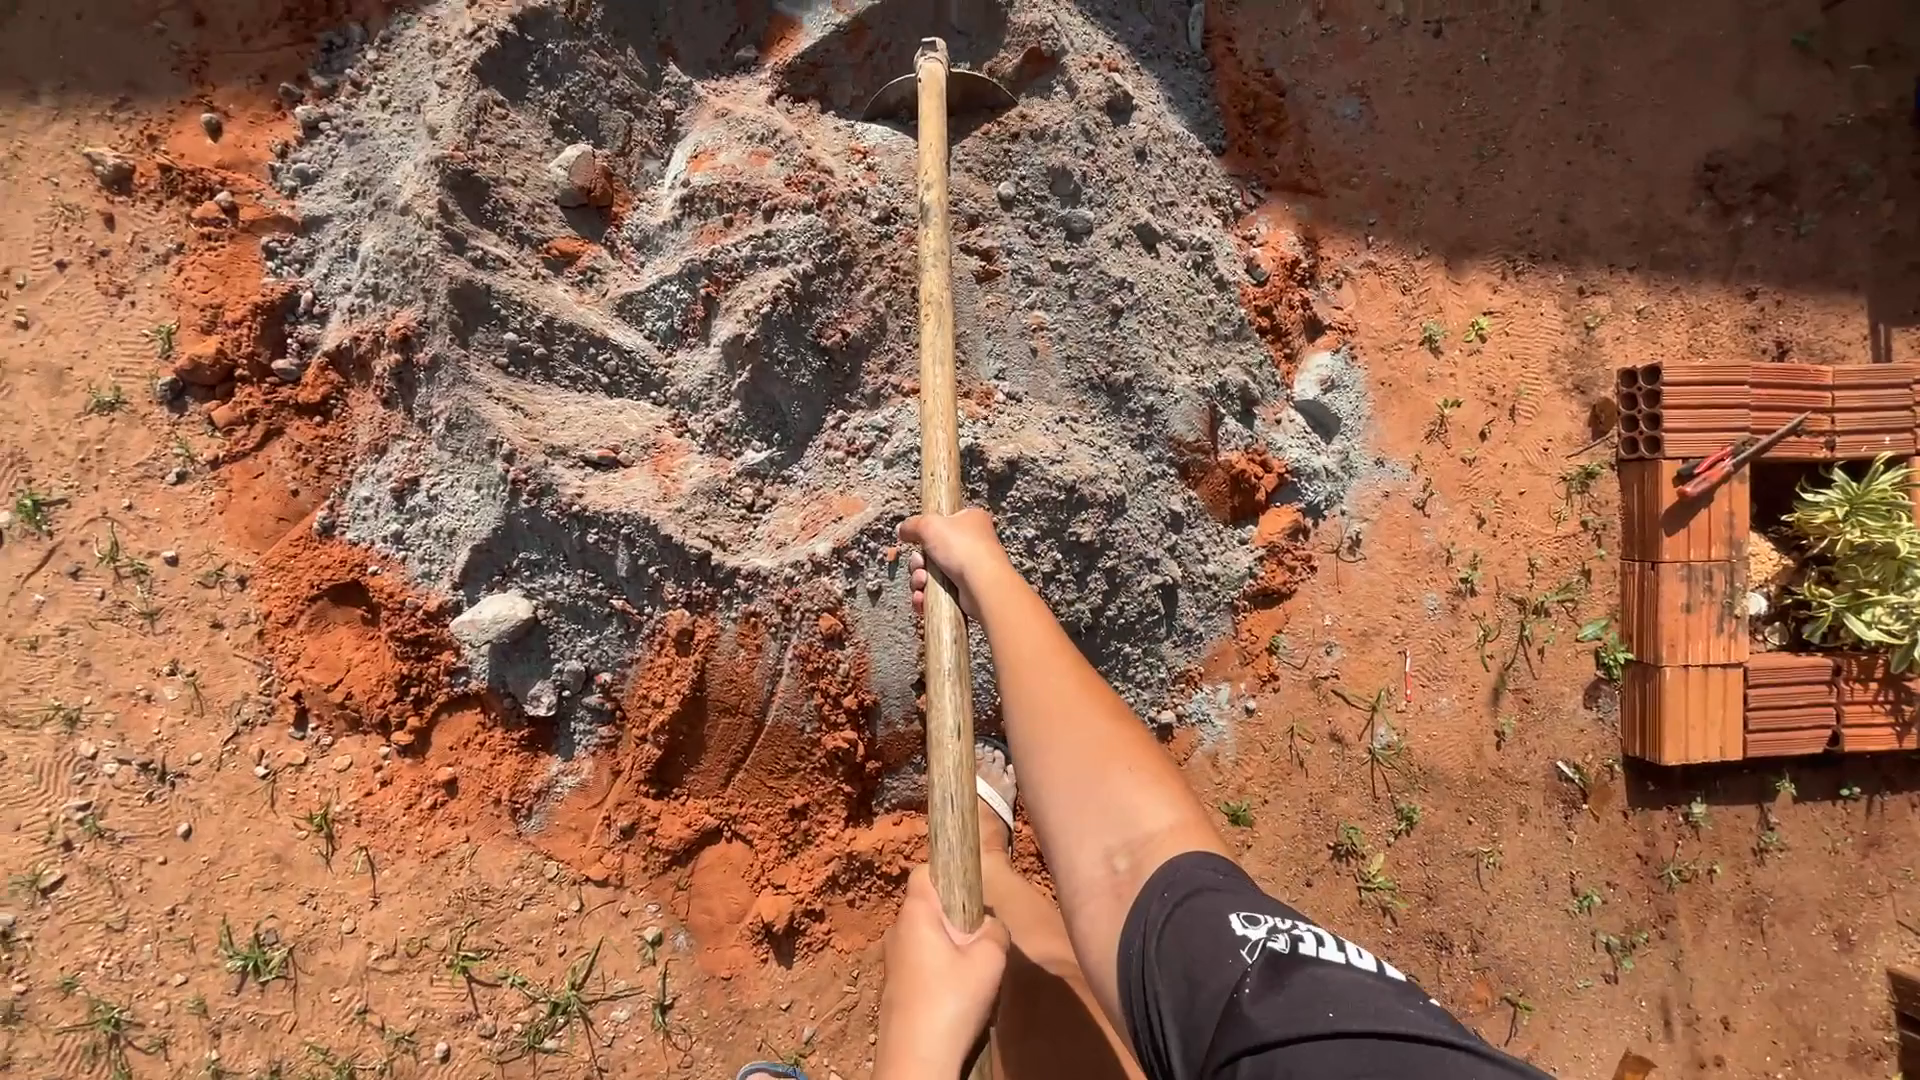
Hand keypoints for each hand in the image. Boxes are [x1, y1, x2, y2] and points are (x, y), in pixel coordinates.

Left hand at [875, 865, 1009, 1077]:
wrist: (916, 1065)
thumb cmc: (950, 1004)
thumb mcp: (990, 960)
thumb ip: (995, 930)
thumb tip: (990, 926)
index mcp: (915, 914)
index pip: (925, 872)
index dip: (948, 873)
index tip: (972, 890)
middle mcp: (897, 931)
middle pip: (929, 907)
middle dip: (956, 916)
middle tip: (980, 937)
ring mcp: (893, 961)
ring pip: (927, 937)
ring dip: (950, 947)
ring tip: (972, 971)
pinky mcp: (895, 987)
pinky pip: (922, 963)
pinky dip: (940, 970)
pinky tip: (958, 995)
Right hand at [897, 508, 1015, 619]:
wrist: (983, 585)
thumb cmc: (962, 548)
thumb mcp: (930, 525)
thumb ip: (912, 525)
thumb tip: (902, 529)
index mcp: (970, 521)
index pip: (943, 523)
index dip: (927, 532)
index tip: (918, 539)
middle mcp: (972, 544)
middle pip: (932, 552)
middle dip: (918, 562)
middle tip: (920, 565)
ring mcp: (968, 570)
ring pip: (931, 575)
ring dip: (918, 580)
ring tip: (923, 583)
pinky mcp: (964, 592)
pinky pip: (936, 594)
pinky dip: (925, 597)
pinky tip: (922, 598)